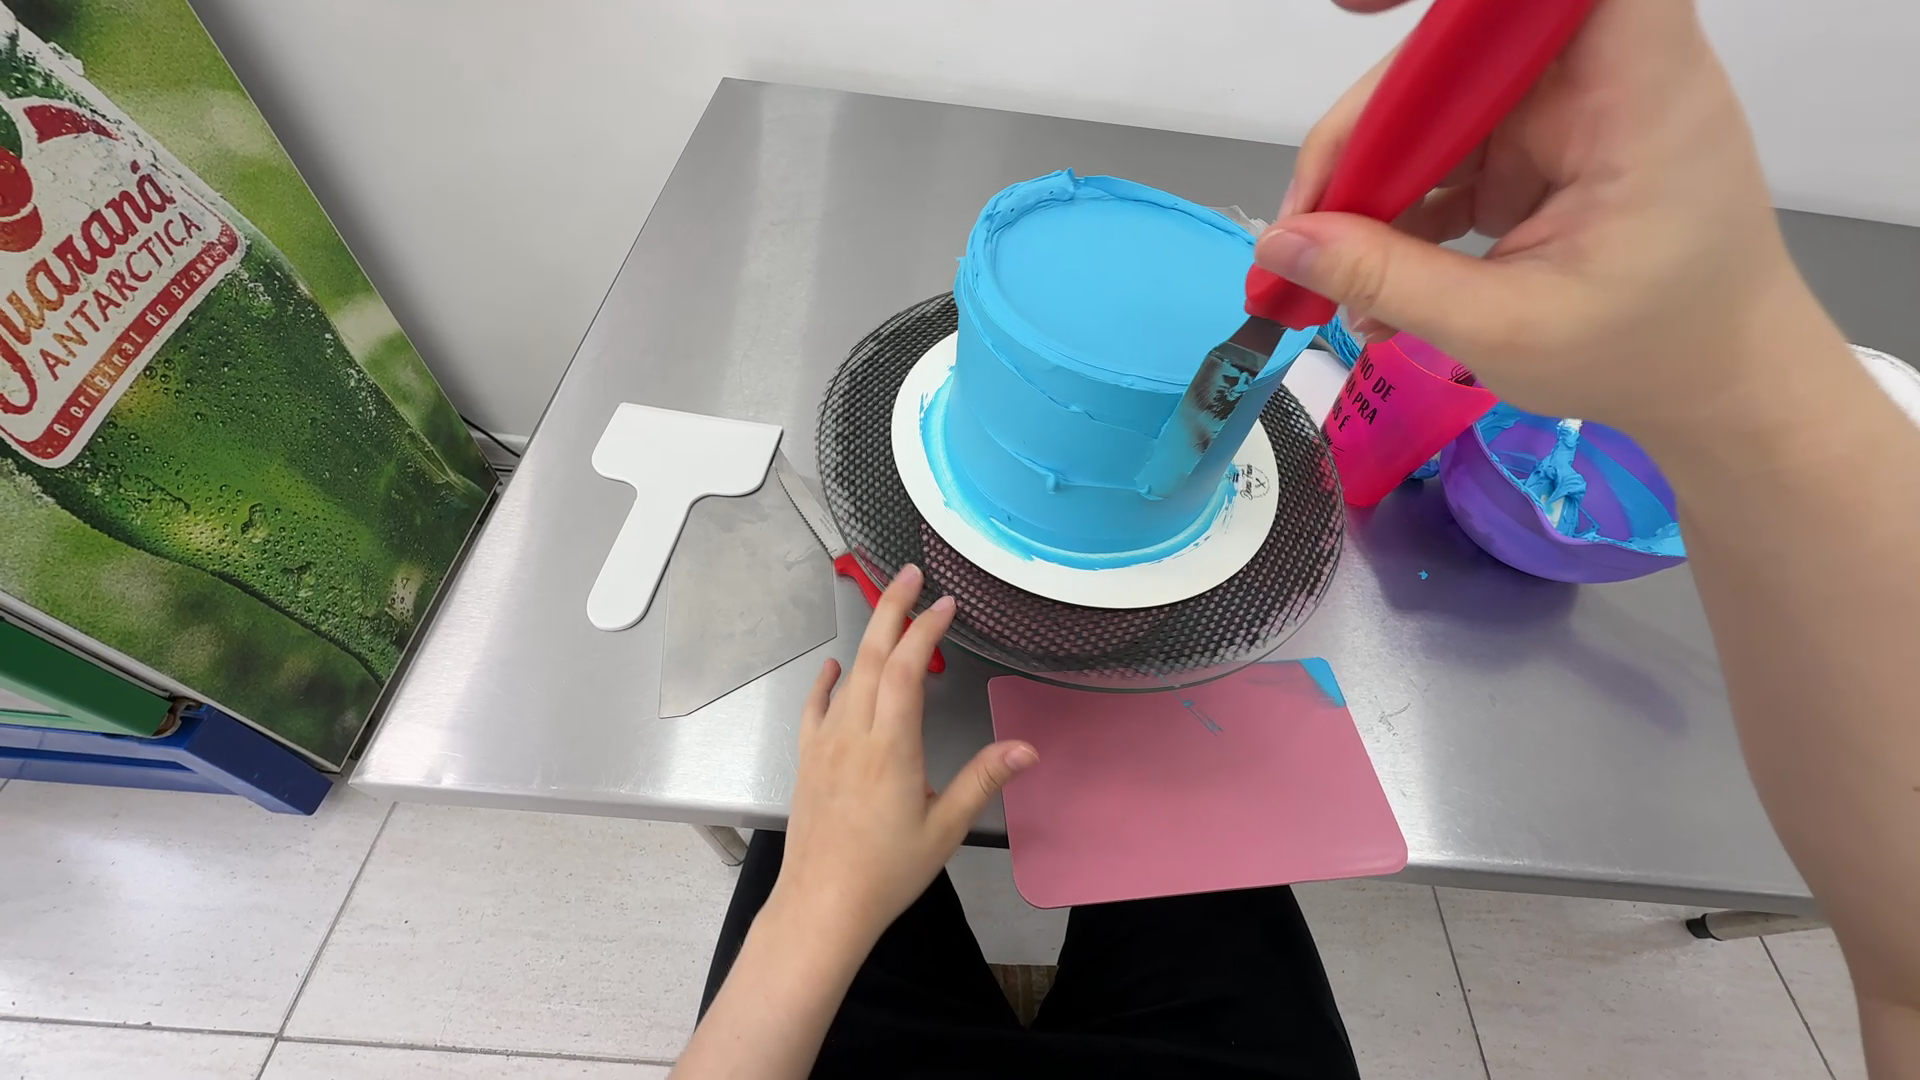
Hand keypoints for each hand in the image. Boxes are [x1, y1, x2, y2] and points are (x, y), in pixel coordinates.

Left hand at [767, 564, 1036, 950]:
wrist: (821, 907)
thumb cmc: (887, 870)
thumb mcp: (945, 828)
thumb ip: (984, 779)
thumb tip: (1028, 747)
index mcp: (891, 745)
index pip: (907, 669)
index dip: (925, 629)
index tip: (945, 603)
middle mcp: (855, 732)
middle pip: (873, 655)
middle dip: (892, 608)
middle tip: (909, 573)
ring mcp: (826, 742)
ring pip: (848, 675)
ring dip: (868, 635)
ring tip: (886, 608)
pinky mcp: (808, 758)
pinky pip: (815, 707)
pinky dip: (826, 680)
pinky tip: (834, 667)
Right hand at [1257, 0, 1839, 443]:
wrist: (1703, 380)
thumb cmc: (1635, 353)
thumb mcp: (1496, 326)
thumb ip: (1384, 279)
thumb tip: (1278, 245)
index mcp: (1631, 93)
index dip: (1459, 1)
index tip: (1359, 15)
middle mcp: (1593, 83)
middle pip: (1455, 61)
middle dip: (1366, 138)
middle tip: (1304, 228)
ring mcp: (1555, 122)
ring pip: (1431, 120)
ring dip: (1367, 196)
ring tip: (1329, 282)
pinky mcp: (1528, 160)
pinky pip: (1437, 168)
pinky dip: (1392, 226)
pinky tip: (1369, 291)